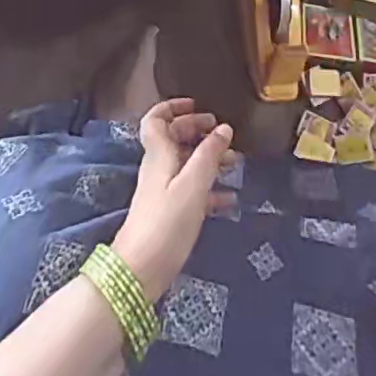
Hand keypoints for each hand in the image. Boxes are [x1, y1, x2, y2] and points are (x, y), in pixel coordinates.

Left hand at [111, 98, 235, 301]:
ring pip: (186, 164)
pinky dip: (210, 188)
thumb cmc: (166, 222)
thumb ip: (208, 155)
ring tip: (235, 162)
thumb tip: (224, 128)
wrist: (140, 271)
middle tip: (224, 133)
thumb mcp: (192, 185)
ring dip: (208, 159)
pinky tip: (230, 199)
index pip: (155, 120)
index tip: (196, 104)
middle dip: (198, 131)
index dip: (172, 107)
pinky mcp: (170, 213)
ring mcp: (163, 191)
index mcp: (159, 156)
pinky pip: (191, 190)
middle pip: (175, 139)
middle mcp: (159, 169)